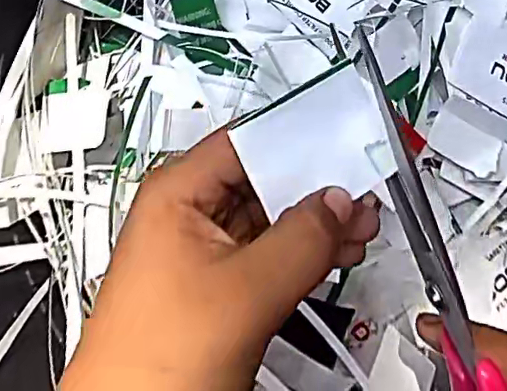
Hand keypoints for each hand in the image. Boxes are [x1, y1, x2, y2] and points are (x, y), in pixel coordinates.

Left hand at [64, 130, 381, 390]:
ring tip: (356, 223)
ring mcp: (202, 249)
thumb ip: (300, 240)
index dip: (301, 138)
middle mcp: (187, 212)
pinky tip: (335, 252)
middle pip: (266, 176)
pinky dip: (304, 249)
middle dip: (317, 186)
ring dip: (317, 221)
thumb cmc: (147, 372)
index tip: (344, 143)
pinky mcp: (216, 282)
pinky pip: (269, 248)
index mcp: (177, 193)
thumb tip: (336, 203)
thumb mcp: (242, 295)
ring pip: (272, 214)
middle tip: (359, 189)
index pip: (251, 140)